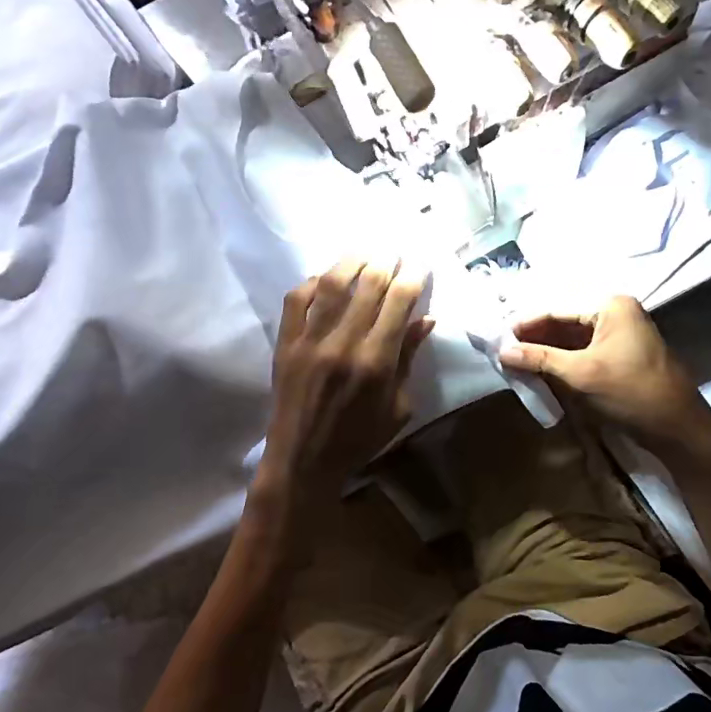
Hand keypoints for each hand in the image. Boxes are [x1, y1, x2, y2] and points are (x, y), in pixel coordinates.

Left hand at [261, 259, 434, 497]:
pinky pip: (296, 301)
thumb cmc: (358, 439)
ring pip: (330, 285)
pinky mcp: (285, 344)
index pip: (398, 304)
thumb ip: (408, 359)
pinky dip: (311, 283)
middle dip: (386, 262)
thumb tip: (425, 320)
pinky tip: (325, 279)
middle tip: (395, 250)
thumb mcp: (397, 407)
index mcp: (376, 362)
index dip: (412, 278)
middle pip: (367, 286)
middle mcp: (343, 344)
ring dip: (350, 262)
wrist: (303, 460)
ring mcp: (309, 341)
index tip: (419, 265)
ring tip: (365, 252)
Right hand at [499, 297, 710, 458]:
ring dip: (546, 353)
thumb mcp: (580, 374)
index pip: (557, 310)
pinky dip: (562, 363)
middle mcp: (616, 314)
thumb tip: (502, 351)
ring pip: (572, 341)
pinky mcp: (620, 358)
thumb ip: (540, 359)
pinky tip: (540, 373)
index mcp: (611, 306)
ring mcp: (620, 336)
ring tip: (515, 364)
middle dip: (535, 339)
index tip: (498, 338)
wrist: (677, 428)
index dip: (526, 325)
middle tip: (503, 353)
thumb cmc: (630, 392)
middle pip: (564, 324)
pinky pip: (583, 354)